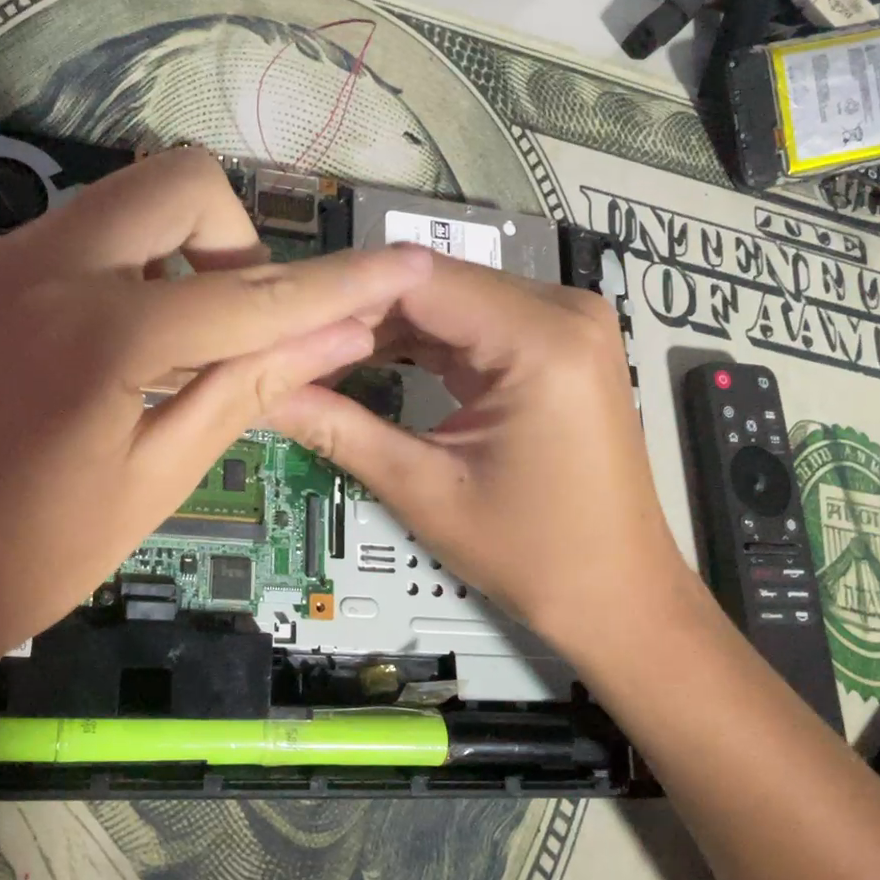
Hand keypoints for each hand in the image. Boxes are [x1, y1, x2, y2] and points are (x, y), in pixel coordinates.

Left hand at [0, 149, 432, 661]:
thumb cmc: (38, 556)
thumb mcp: (160, 477)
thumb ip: (249, 387)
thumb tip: (342, 338)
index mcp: (100, 336)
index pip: (250, 294)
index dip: (337, 282)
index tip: (403, 262)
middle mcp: (39, 268)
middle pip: (177, 181)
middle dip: (230, 239)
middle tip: (228, 321)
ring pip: (115, 200)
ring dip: (168, 252)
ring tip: (165, 343)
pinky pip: (62, 239)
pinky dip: (110, 272)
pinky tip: (101, 349)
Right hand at [268, 256, 695, 658]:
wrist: (620, 598)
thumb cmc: (533, 554)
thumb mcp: (424, 489)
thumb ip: (339, 429)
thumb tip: (259, 394)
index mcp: (540, 338)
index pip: (417, 280)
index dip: (340, 297)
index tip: (277, 324)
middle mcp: (562, 309)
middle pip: (432, 283)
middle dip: (355, 313)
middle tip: (284, 341)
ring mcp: (564, 324)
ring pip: (448, 300)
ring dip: (382, 326)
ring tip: (311, 352)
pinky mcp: (556, 345)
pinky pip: (472, 323)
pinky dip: (419, 343)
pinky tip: (364, 360)